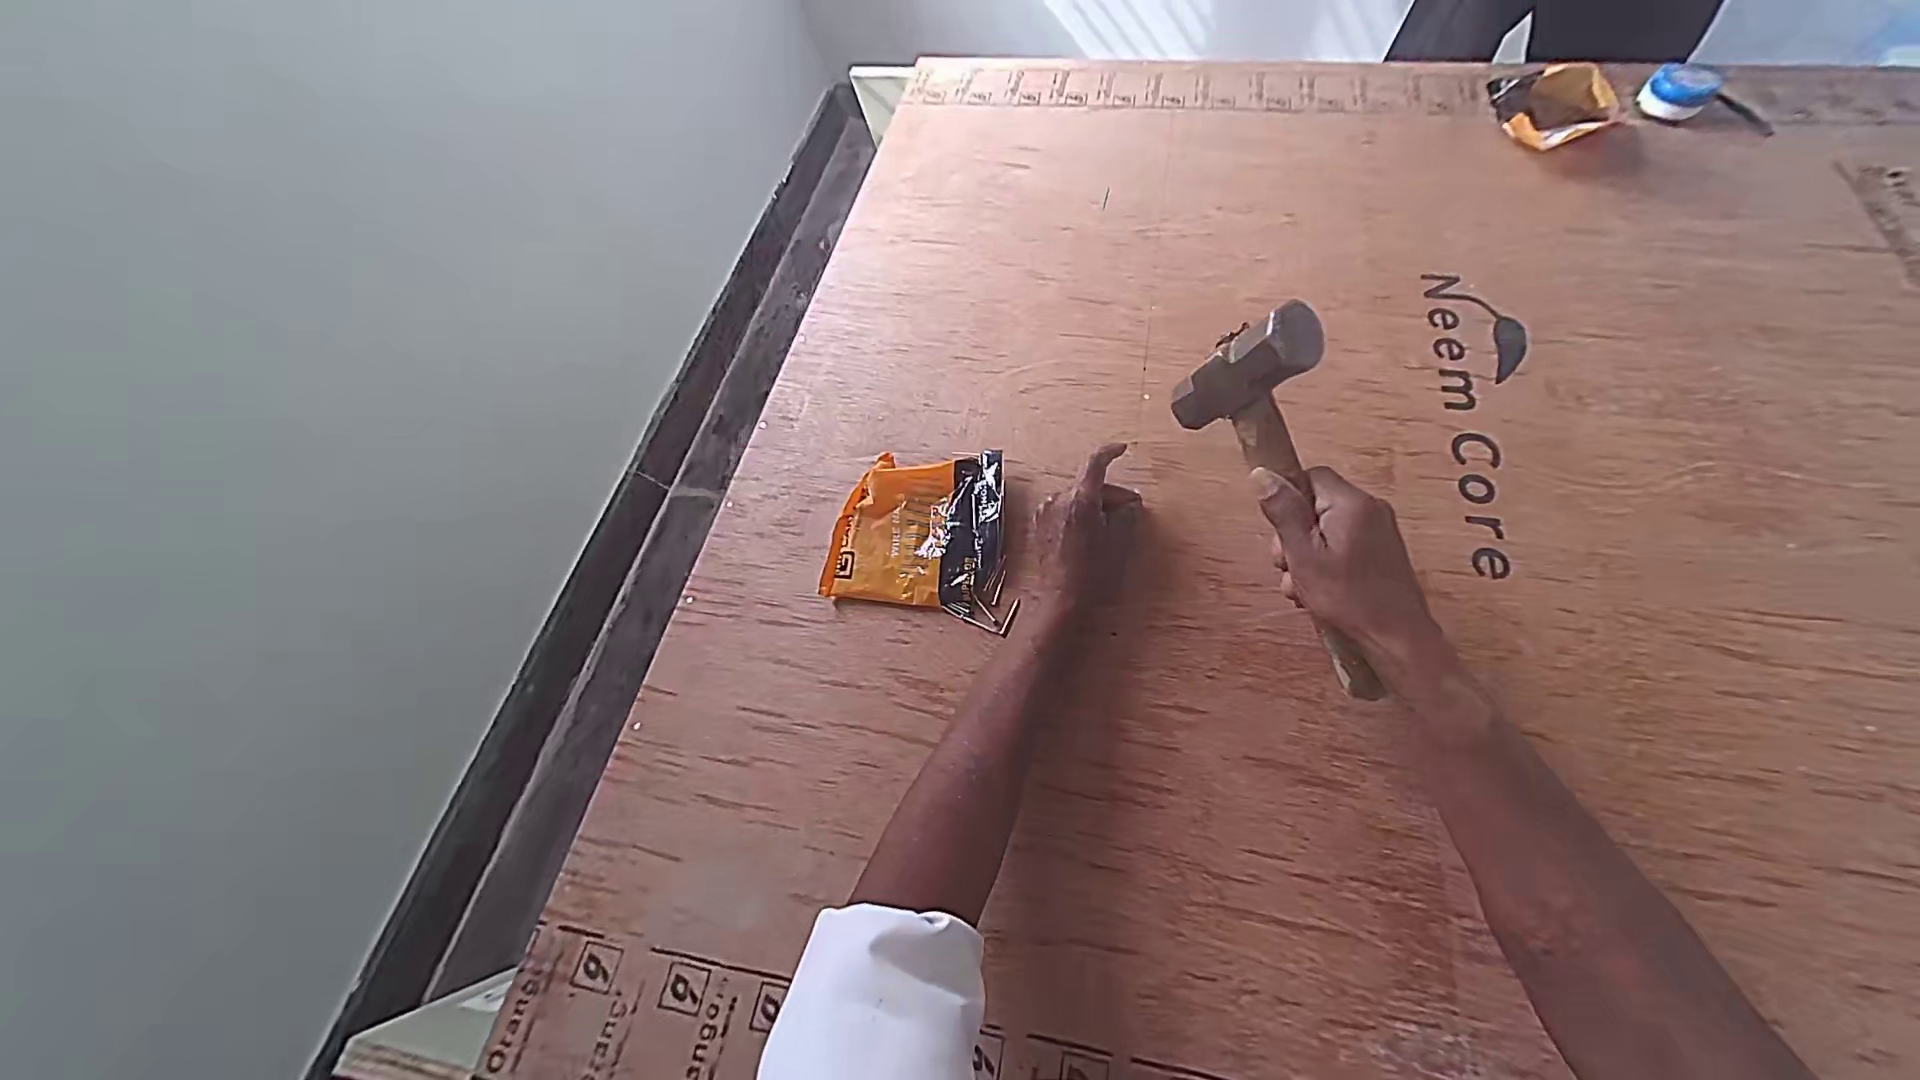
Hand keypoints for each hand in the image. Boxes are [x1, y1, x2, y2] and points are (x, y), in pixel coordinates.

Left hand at [1031, 443, 1142, 615]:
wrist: (1062, 598)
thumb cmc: (1091, 573)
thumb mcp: (1118, 540)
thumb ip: (1124, 513)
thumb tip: (1127, 503)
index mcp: (1080, 500)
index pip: (1095, 464)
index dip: (1110, 453)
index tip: (1121, 450)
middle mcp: (1058, 501)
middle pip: (1088, 486)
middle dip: (1110, 495)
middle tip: (1129, 510)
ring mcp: (1045, 513)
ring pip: (1076, 499)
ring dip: (1094, 506)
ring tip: (1109, 528)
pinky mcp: (1039, 525)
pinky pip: (1063, 511)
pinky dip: (1078, 515)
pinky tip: (1089, 534)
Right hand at [1252, 465, 1446, 670]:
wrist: (1395, 638)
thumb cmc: (1347, 597)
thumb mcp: (1302, 554)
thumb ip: (1283, 512)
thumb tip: (1262, 474)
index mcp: (1351, 504)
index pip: (1310, 476)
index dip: (1287, 498)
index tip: (1280, 530)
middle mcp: (1369, 510)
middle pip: (1313, 506)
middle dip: (1292, 535)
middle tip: (1288, 564)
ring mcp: (1377, 532)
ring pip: (1322, 530)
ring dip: (1303, 555)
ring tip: (1303, 584)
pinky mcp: (1378, 552)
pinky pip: (1338, 546)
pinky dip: (1322, 564)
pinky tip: (1317, 590)